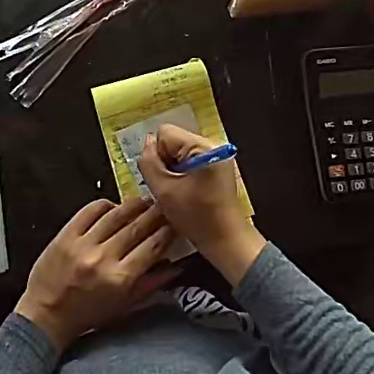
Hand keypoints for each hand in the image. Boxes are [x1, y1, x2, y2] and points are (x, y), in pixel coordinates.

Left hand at [16, 198, 178, 348]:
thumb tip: (176, 266)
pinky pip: (90, 211)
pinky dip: (105, 205)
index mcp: (121, 278)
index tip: (176, 222)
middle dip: (156, 213)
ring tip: (144, 201)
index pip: (153, 246)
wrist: (47, 316)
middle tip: (165, 205)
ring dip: (134, 204)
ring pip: (116, 214)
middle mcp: (103, 258)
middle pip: (137, 226)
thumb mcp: (125, 305)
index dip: (168, 231)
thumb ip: (152, 284)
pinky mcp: (66, 235)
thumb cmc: (89, 314)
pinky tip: (114, 206)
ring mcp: (83, 244)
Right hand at [137, 123, 266, 283]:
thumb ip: (149, 162)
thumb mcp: (164, 190)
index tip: (163, 179)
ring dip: (173, 171)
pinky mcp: (217, 168)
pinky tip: (187, 194)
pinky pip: (191, 162)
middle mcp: (213, 145)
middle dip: (166, 163)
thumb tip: (147, 143)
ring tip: (178, 193)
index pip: (165, 133)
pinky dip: (183, 176)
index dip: (157, 155)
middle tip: (169, 189)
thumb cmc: (196, 217)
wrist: (226, 240)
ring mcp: (217, 156)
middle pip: (174, 141)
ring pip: (180, 153)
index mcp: (203, 147)